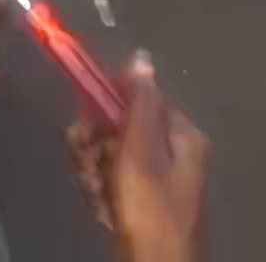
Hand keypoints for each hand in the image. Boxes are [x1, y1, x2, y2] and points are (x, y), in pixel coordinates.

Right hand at [66, 54, 209, 261]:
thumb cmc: (149, 209)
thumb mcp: (141, 149)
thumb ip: (139, 100)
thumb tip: (142, 56)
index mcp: (181, 135)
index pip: (139, 95)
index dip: (109, 100)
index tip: (87, 113)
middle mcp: (173, 152)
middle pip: (121, 123)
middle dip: (95, 139)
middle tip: (84, 157)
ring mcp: (158, 179)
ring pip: (111, 150)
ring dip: (93, 164)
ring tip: (91, 186)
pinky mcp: (143, 201)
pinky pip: (112, 176)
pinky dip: (99, 185)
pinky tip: (97, 204)